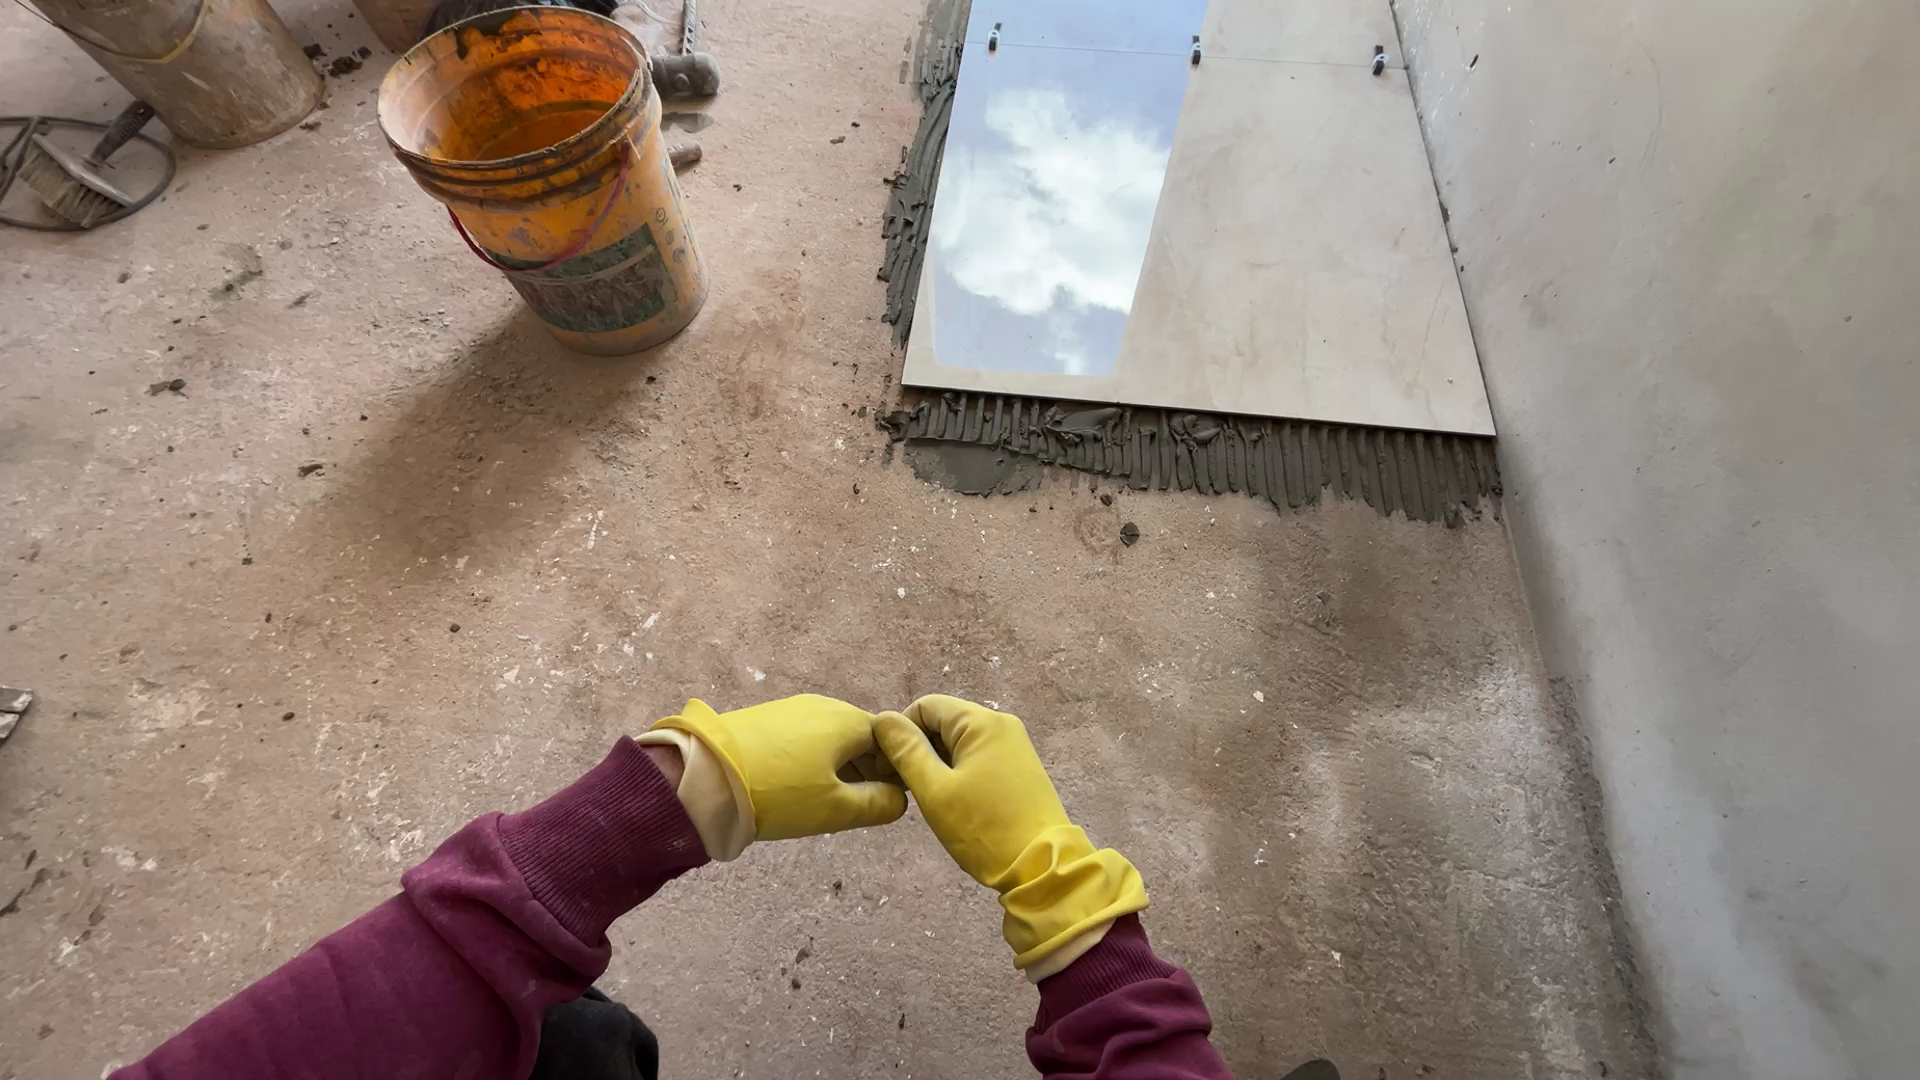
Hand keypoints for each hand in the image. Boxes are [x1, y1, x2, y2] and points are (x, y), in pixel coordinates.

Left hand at [644, 695, 906, 859]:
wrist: (705, 774)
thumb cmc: (781, 793)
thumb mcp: (836, 808)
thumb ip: (878, 804)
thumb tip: (902, 798)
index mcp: (849, 721)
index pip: (890, 741)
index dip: (893, 770)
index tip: (883, 798)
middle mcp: (826, 705)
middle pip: (861, 737)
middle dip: (866, 768)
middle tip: (857, 805)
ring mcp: (794, 708)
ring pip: (832, 737)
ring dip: (839, 765)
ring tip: (825, 799)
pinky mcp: (768, 717)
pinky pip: (806, 736)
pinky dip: (812, 759)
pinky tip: (797, 784)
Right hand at [875, 695, 1146, 970]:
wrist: (1043, 867)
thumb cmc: (984, 828)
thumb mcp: (935, 790)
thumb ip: (906, 750)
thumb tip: (882, 719)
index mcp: (981, 721)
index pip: (925, 706)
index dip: (899, 731)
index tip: (884, 768)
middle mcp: (1000, 722)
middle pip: (944, 720)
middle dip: (917, 746)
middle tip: (899, 785)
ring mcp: (1013, 743)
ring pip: (960, 739)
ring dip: (935, 760)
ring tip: (922, 795)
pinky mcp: (1019, 764)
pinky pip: (977, 753)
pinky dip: (957, 768)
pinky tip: (948, 797)